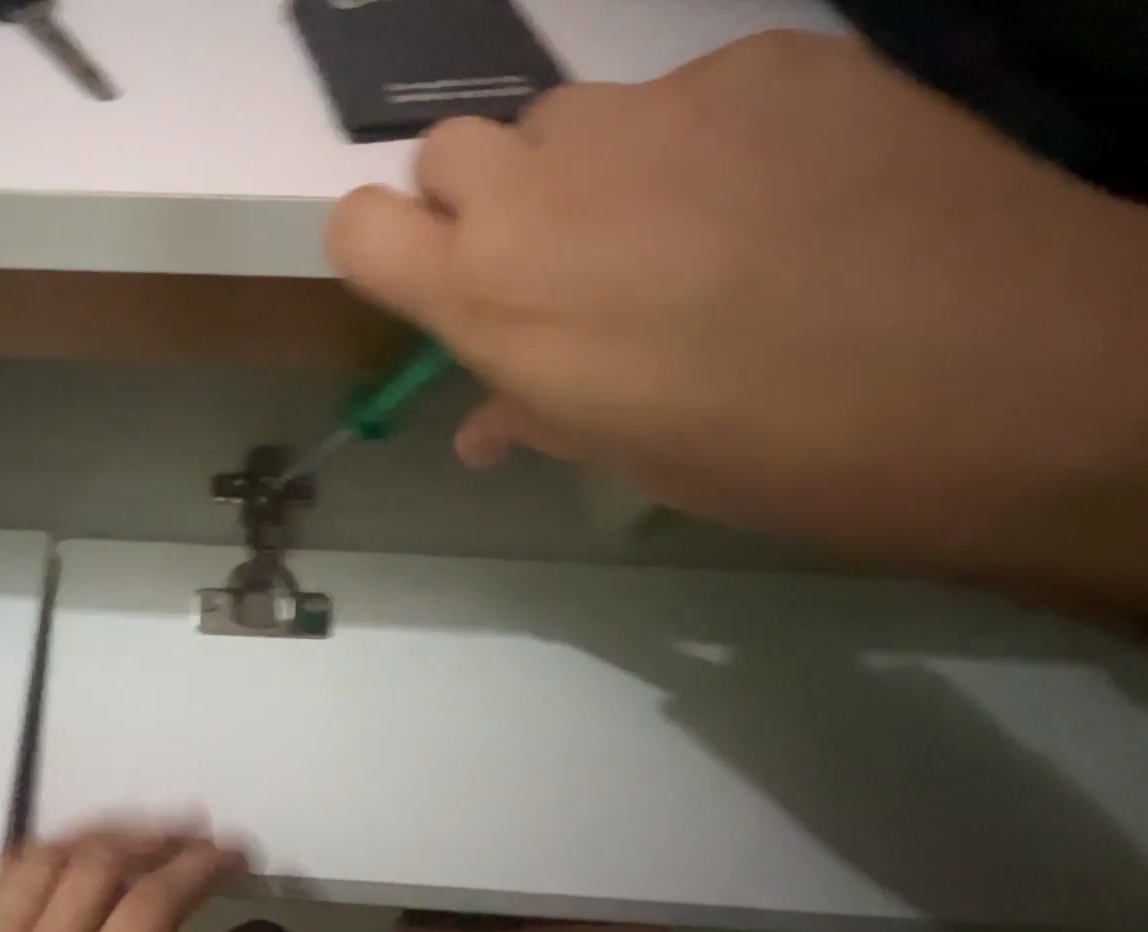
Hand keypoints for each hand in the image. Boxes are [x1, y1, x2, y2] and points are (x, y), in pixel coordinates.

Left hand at [0, 830, 247, 931]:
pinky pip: (4, 873)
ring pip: (48, 853)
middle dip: (156, 836)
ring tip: (140, 835)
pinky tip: (76, 852)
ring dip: (101, 835)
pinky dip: (48, 852)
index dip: (199, 868)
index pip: (150, 907)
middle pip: (99, 863)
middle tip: (195, 834)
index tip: (235, 853)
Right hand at [329, 32, 1147, 599]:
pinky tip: (774, 192)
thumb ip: (524, 411)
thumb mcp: (612, 449)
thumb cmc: (759, 451)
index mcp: (486, 290)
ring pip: (566, 116)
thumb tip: (483, 421)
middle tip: (555, 254)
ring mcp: (650, 107)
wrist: (995, 381)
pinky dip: (700, 138)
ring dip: (586, 168)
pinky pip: (685, 91)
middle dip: (480, 198)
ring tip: (676, 224)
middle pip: (448, 150)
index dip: (383, 246)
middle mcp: (539, 183)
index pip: (357, 224)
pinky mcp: (760, 60)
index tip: (428, 276)